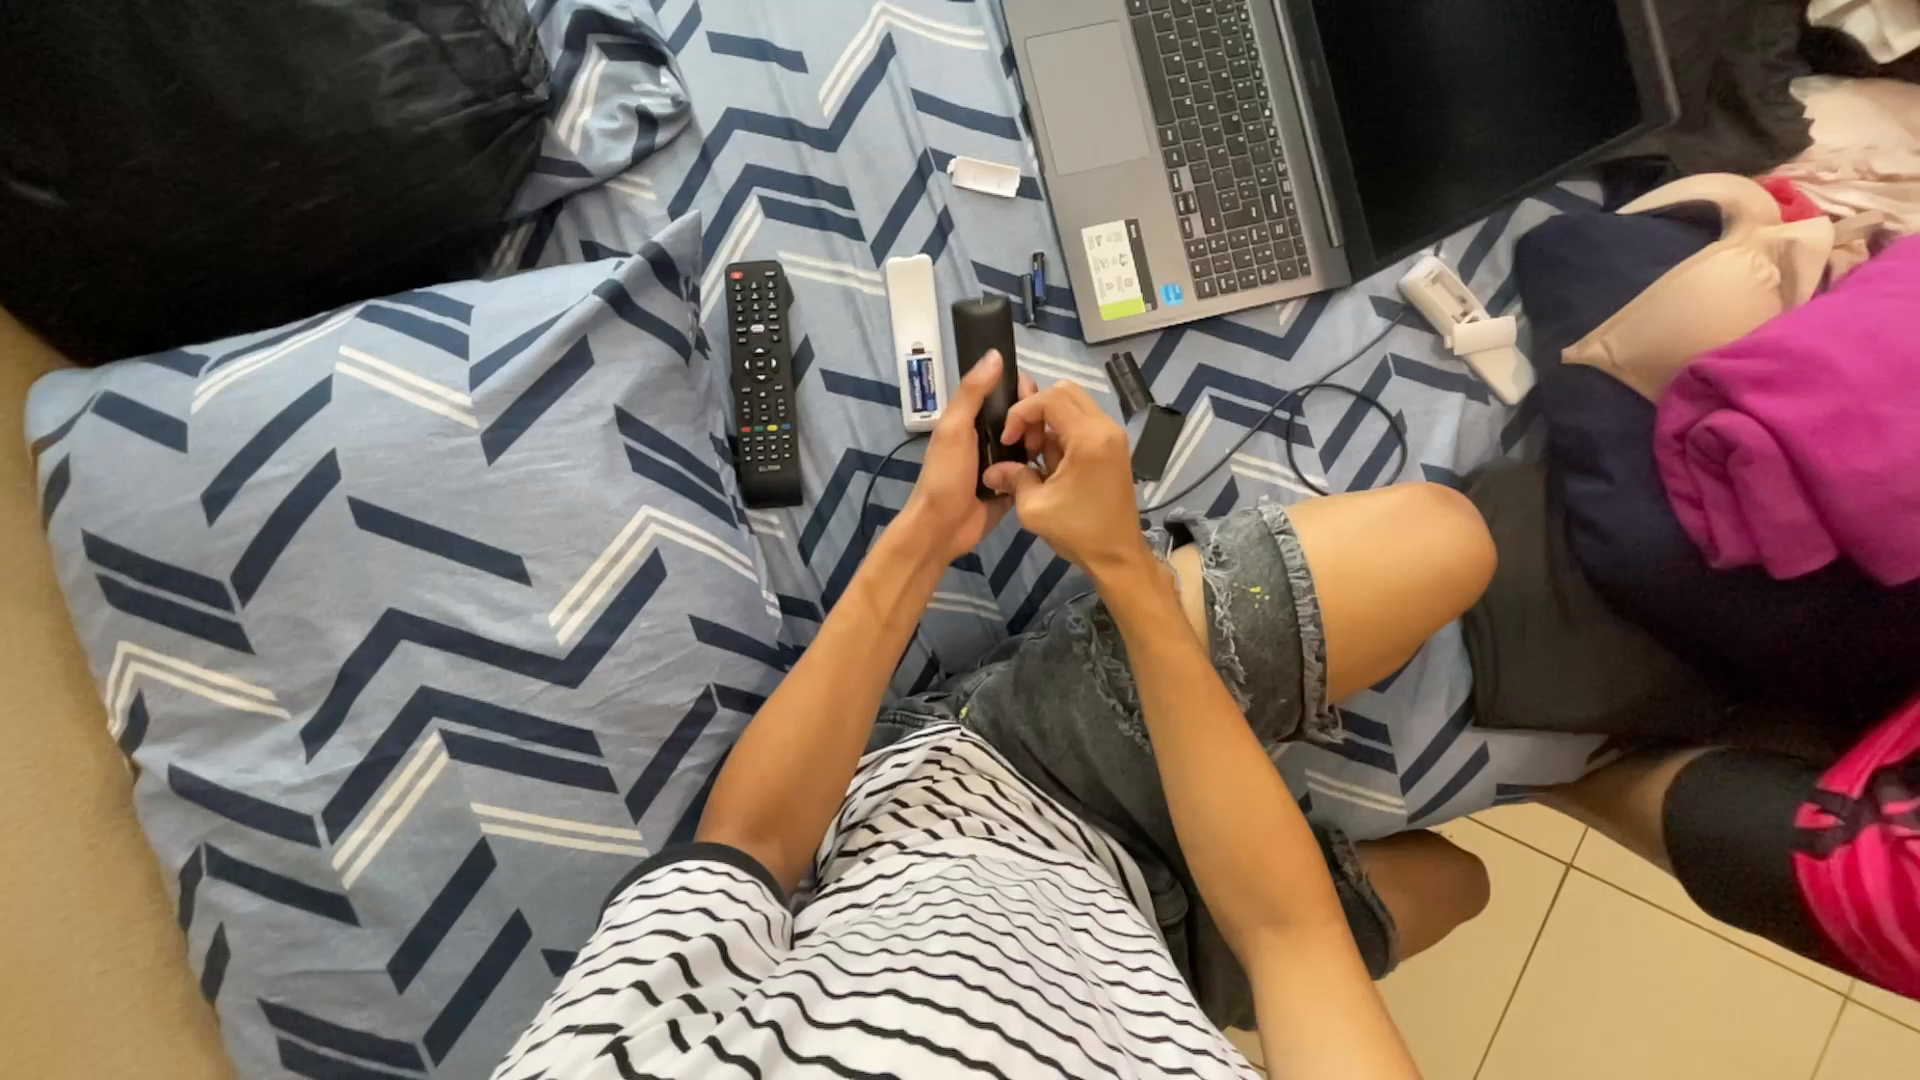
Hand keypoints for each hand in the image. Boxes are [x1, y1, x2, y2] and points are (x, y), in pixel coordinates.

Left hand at [900, 351, 1036, 562]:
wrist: (943, 529)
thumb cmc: (944, 477)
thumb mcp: (954, 429)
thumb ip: (972, 392)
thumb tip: (995, 354)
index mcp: (973, 418)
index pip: (1006, 391)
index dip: (1023, 390)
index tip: (1033, 398)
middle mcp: (990, 436)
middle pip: (1024, 415)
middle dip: (1036, 419)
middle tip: (1037, 435)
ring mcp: (1004, 461)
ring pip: (1034, 441)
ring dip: (1042, 442)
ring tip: (1045, 452)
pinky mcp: (1015, 484)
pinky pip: (1035, 469)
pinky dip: (1042, 466)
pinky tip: (1054, 466)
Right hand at [984, 383, 1152, 579]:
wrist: (1117, 555)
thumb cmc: (1077, 531)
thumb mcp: (1034, 507)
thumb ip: (1013, 478)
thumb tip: (991, 470)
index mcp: (1089, 438)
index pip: (1050, 398)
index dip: (1021, 413)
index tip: (1009, 439)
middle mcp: (1106, 428)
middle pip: (1064, 392)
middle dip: (1035, 411)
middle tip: (1023, 441)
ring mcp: (1113, 436)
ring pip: (1074, 404)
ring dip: (1048, 421)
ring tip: (1035, 454)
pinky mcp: (1113, 446)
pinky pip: (1083, 422)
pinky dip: (1062, 431)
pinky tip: (1050, 461)